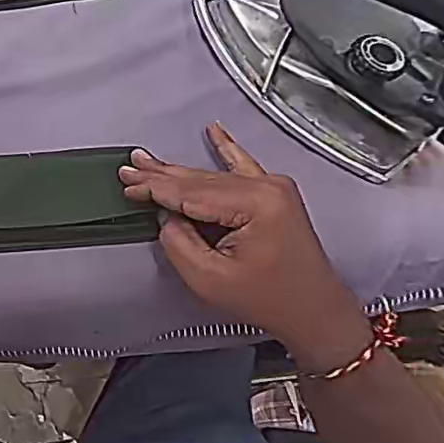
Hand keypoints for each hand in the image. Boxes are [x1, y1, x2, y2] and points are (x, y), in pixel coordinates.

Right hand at [119, 123, 371, 369]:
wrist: (315, 311)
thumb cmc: (269, 300)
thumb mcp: (210, 279)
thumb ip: (179, 244)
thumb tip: (167, 218)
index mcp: (255, 204)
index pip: (191, 193)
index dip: (155, 189)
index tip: (128, 186)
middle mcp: (267, 187)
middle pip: (201, 179)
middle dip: (161, 175)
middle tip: (129, 169)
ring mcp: (274, 188)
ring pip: (215, 175)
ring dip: (180, 171)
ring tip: (148, 160)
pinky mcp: (275, 195)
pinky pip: (243, 166)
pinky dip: (226, 149)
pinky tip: (215, 132)